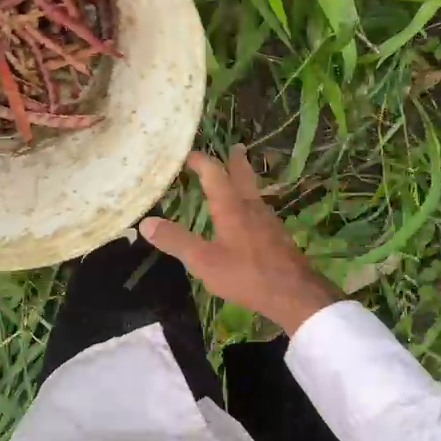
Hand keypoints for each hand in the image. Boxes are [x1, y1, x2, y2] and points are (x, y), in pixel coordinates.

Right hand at [139, 146, 343, 335]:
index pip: (214, 173)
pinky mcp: (277, 236)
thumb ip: (175, 241)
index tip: (188, 154)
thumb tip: (145, 223)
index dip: (201, 161)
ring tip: (238, 178)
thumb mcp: (203, 261)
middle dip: (235, 160)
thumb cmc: (246, 274)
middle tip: (235, 146)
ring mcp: (268, 220)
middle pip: (243, 175)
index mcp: (230, 207)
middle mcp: (250, 206)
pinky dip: (250, 203)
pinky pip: (260, 210)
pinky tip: (249, 216)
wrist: (294, 293)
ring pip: (254, 192)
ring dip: (245, 180)